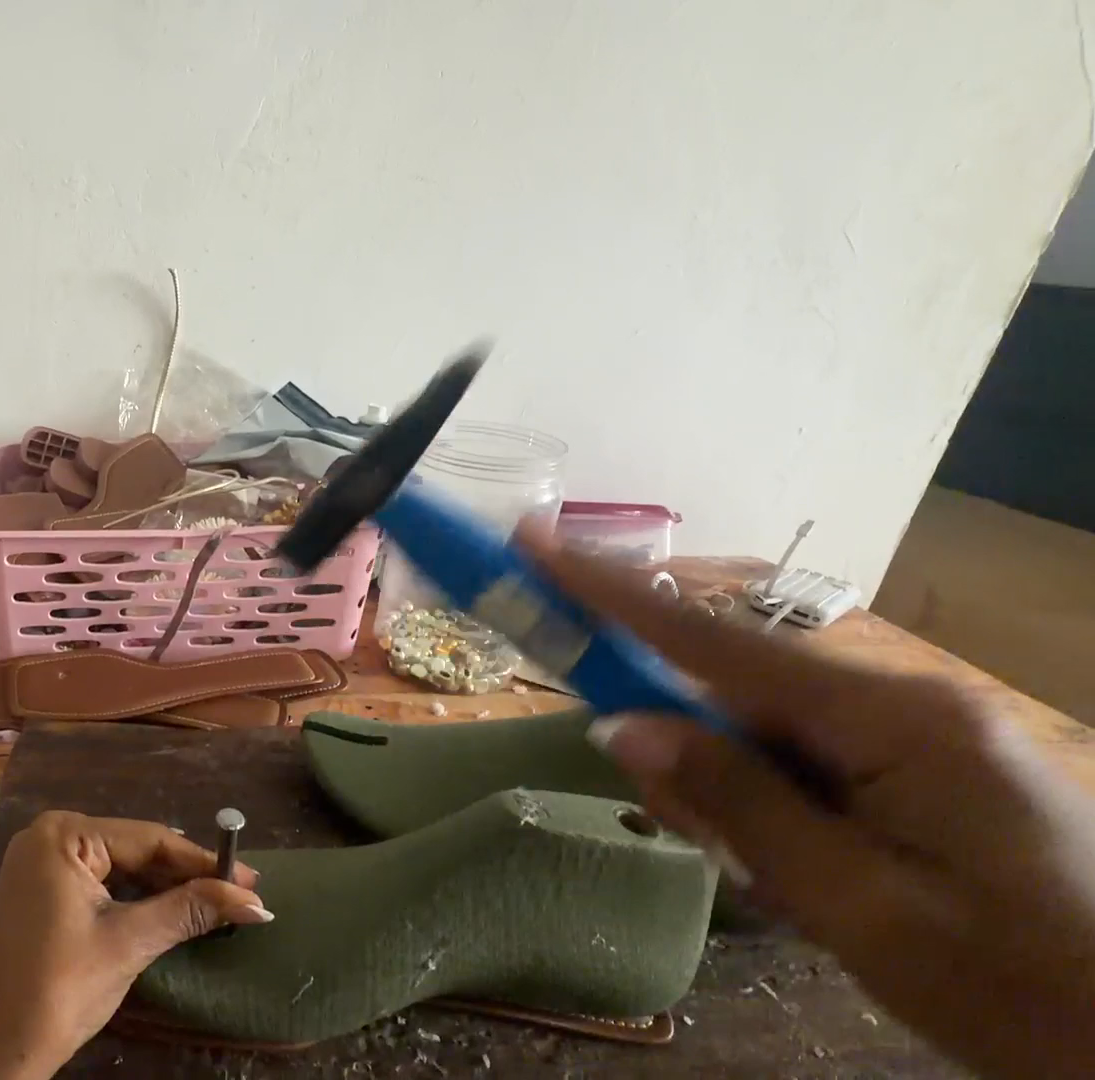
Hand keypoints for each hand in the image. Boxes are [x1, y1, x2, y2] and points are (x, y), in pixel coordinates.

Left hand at [0, 811, 270, 1079]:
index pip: (149, 839)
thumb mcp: (128, 944)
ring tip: (215, 903)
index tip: (251, 881)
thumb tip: (253, 901)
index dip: (202, 860)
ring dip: (163, 887)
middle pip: (134, 849)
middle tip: (239, 894)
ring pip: (118, 866)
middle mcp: (48, 835)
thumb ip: (188, 912)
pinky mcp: (40, 891)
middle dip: (185, 874)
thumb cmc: (57, 990)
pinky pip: (98, 882)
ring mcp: (39, 863)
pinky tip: (168, 910)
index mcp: (63, 835)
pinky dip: (133, 897)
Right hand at [517, 527, 1094, 1079]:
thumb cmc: (1031, 992)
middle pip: (725, 692)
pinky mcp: (910, 762)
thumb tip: (622, 728)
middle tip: (698, 837)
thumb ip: (736, 805)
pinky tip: (801, 870)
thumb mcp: (863, 912)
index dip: (607, 589)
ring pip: (752, 732)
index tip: (531, 540)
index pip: (709, 639)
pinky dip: (766, 807)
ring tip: (774, 880)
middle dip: (680, 748)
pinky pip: (794, 759)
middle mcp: (896, 702)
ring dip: (728, 795)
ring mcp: (906, 730)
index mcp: (892, 720)